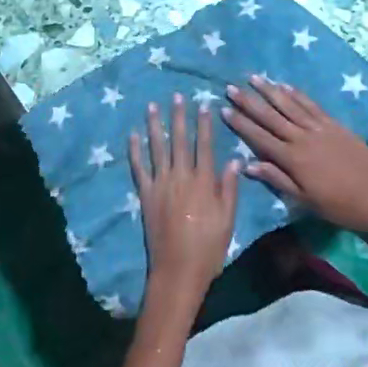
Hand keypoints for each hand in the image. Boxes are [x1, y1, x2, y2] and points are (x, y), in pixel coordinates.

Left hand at [130, 96, 239, 303]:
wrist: (178, 270)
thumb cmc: (209, 248)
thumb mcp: (228, 220)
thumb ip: (229, 189)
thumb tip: (234, 160)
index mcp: (203, 182)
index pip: (204, 145)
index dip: (203, 124)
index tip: (203, 105)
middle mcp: (181, 177)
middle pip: (179, 140)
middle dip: (179, 117)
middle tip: (177, 96)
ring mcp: (160, 184)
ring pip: (157, 148)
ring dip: (155, 125)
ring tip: (153, 106)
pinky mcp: (145, 195)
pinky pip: (138, 168)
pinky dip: (135, 151)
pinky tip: (133, 136)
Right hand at [223, 75, 367, 234]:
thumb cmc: (341, 206)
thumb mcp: (305, 200)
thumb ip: (277, 179)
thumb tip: (247, 165)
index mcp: (293, 159)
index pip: (260, 137)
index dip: (241, 123)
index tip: (224, 109)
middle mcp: (302, 138)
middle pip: (271, 116)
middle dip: (249, 101)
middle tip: (231, 87)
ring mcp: (319, 128)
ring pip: (289, 105)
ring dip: (270, 91)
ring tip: (253, 78)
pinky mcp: (334, 125)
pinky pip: (311, 105)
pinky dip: (297, 94)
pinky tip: (285, 86)